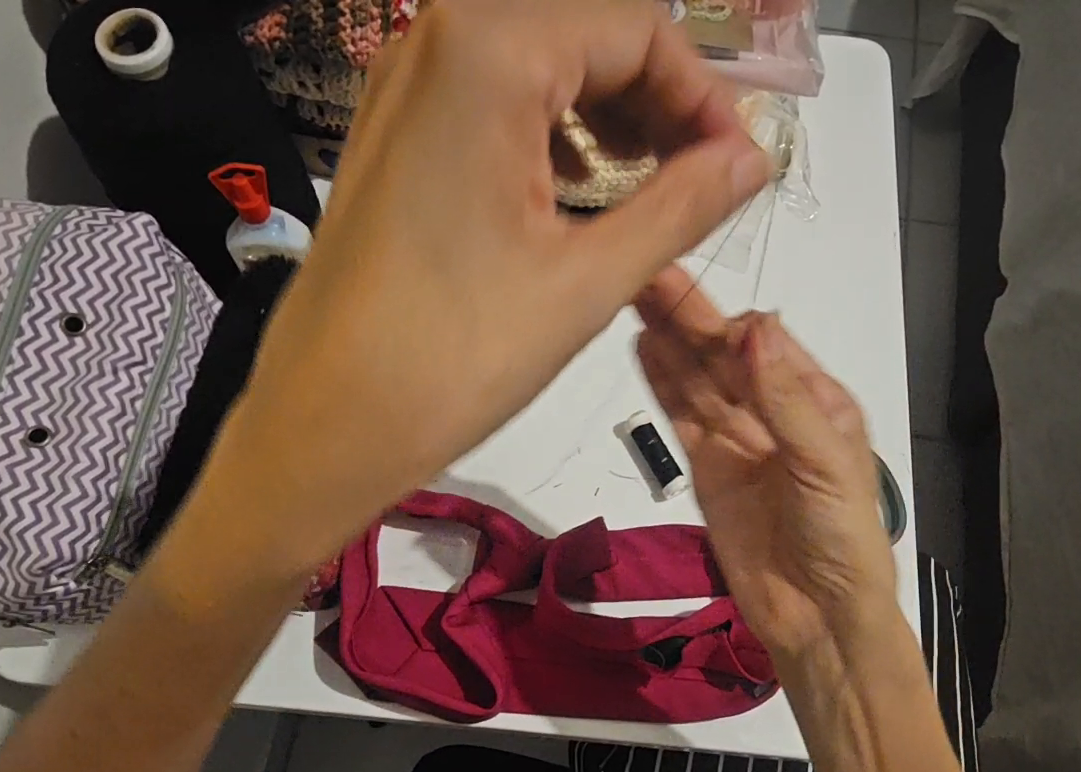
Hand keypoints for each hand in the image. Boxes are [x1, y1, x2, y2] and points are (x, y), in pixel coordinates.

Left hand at [190, 0, 771, 578]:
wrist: (328, 423)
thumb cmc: (454, 357)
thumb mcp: (586, 281)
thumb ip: (681, 206)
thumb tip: (752, 160)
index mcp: (488, 52)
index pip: (636, 28)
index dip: (703, 95)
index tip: (738, 167)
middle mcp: (435, 43)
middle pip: (584, 36)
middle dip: (656, 104)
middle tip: (700, 180)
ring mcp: (402, 91)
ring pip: (536, 70)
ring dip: (604, 121)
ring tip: (645, 191)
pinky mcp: (390, 140)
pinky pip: (489, 107)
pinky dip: (547, 139)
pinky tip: (573, 197)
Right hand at [634, 266, 895, 658]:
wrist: (817, 614)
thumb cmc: (842, 539)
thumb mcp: (827, 465)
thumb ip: (787, 401)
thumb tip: (754, 327)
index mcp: (817, 401)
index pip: (766, 344)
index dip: (726, 319)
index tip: (687, 295)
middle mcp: (774, 411)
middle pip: (723, 356)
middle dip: (688, 317)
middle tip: (646, 276)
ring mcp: (737, 441)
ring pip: (697, 382)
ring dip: (668, 342)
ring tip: (635, 299)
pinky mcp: (708, 471)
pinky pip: (682, 421)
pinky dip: (663, 387)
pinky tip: (644, 351)